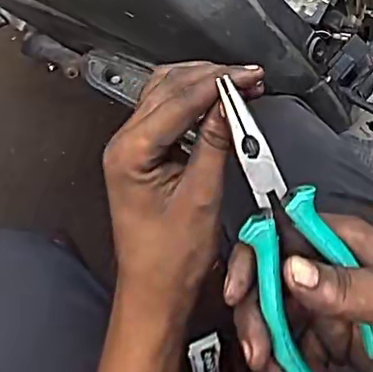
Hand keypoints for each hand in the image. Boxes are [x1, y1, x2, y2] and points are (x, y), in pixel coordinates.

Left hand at [102, 62, 264, 316]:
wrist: (153, 294)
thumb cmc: (168, 262)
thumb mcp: (201, 198)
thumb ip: (215, 143)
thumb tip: (230, 104)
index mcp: (130, 152)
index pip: (178, 99)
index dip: (217, 83)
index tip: (246, 76)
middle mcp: (124, 142)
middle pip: (169, 86)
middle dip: (212, 76)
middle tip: (248, 76)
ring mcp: (131, 144)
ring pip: (166, 89)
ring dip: (203, 81)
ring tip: (238, 83)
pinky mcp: (143, 149)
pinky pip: (167, 107)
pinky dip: (194, 97)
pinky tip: (217, 100)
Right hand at [223, 215, 372, 371]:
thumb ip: (344, 283)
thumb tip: (292, 267)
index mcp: (340, 240)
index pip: (280, 233)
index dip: (253, 259)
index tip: (240, 293)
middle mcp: (327, 266)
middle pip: (270, 284)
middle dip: (263, 326)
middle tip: (264, 360)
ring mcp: (328, 304)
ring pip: (280, 326)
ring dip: (282, 364)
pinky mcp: (332, 338)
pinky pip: (301, 357)